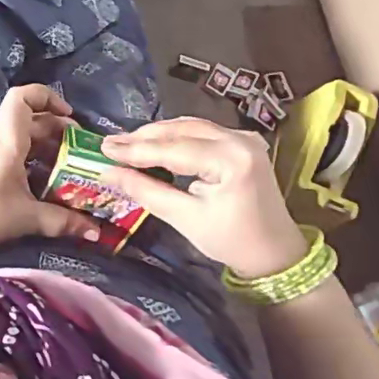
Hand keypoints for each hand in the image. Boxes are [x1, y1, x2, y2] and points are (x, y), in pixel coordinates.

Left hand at [0, 85, 101, 252]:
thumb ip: (62, 222)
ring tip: (72, 168)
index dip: (48, 97)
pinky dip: (36, 160)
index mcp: (8, 140)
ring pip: (27, 137)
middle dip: (61, 131)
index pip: (22, 97)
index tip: (69, 116)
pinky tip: (50, 181)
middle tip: (83, 152)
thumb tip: (96, 232)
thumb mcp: (25, 218)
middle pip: (34, 120)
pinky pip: (17, 152)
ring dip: (50, 148)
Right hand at [98, 118, 309, 277]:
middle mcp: (240, 139)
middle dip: (143, 137)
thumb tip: (108, 173)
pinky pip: (202, 132)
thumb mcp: (185, 219)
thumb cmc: (231, 240)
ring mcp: (244, 137)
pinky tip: (154, 144)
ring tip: (126, 143)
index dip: (135, 149)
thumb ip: (146, 192)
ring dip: (157, 134)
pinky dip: (175, 137)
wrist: (274, 251)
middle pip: (182, 130)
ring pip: (190, 127)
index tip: (103, 148)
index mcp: (231, 159)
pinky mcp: (242, 142)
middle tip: (109, 143)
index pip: (173, 149)